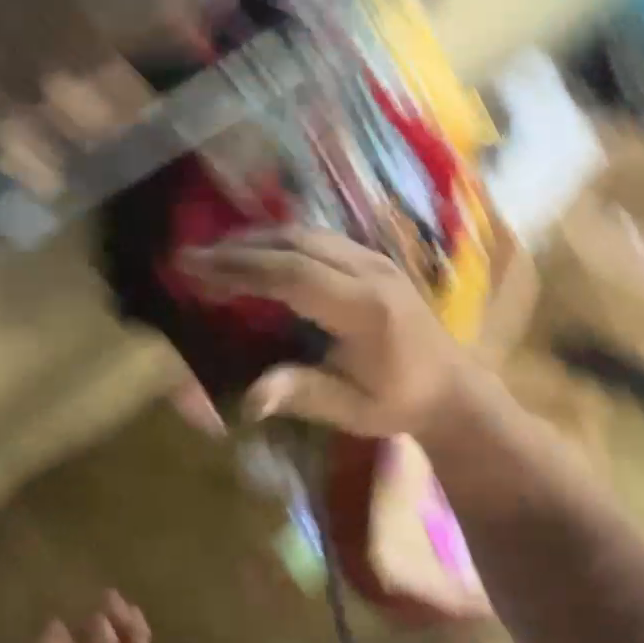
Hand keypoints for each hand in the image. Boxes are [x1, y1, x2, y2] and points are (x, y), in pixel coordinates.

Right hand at [181, 227, 474, 436]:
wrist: (452, 386)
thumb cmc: (400, 401)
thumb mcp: (352, 409)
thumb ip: (303, 395)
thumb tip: (250, 399)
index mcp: (366, 309)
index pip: (293, 274)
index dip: (239, 269)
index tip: (193, 267)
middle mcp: (371, 271)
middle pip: (295, 243)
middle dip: (238, 247)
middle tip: (191, 257)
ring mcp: (375, 259)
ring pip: (306, 233)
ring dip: (257, 239)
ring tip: (213, 253)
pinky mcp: (373, 258)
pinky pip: (318, 237)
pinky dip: (279, 241)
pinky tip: (253, 252)